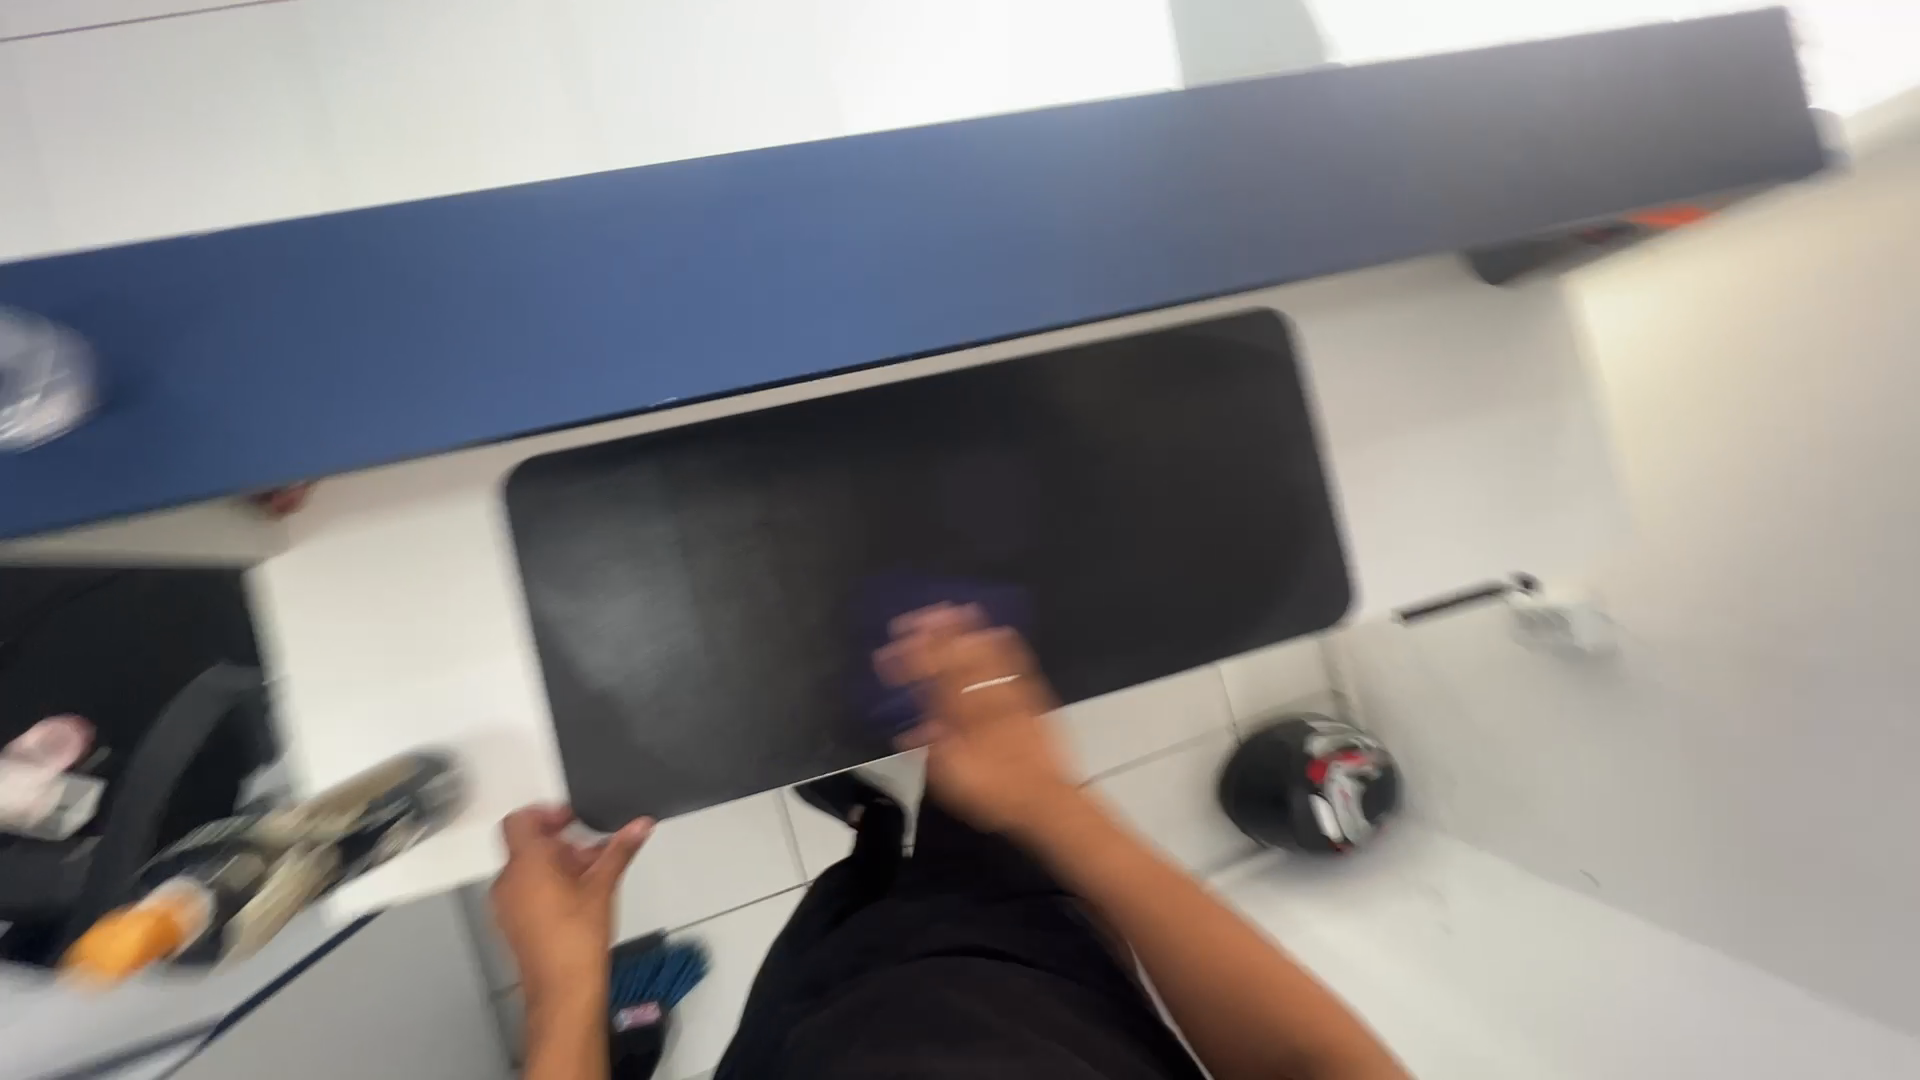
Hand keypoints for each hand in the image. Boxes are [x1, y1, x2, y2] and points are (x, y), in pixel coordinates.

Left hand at [490, 805, 650, 1006]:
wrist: (563, 989)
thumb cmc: (578, 935)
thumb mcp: (604, 883)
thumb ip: (620, 848)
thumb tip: (641, 824)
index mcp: (526, 865)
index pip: (519, 820)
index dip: (545, 812)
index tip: (572, 819)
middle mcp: (508, 881)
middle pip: (527, 843)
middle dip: (562, 839)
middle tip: (592, 846)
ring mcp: (506, 904)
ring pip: (529, 866)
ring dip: (559, 861)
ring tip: (593, 870)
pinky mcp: (512, 922)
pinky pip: (527, 888)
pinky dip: (550, 881)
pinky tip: (581, 892)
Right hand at [877, 604, 1081, 835]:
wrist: (1046, 800)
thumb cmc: (996, 794)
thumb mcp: (953, 780)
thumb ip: (933, 748)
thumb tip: (913, 729)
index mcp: (963, 721)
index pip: (932, 683)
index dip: (912, 662)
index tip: (895, 649)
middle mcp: (986, 703)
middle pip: (957, 662)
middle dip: (935, 637)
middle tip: (918, 618)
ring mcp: (1011, 696)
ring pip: (986, 658)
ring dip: (967, 633)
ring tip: (952, 611)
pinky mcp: (1033, 698)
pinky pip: (1017, 665)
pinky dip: (1005, 646)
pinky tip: (999, 632)